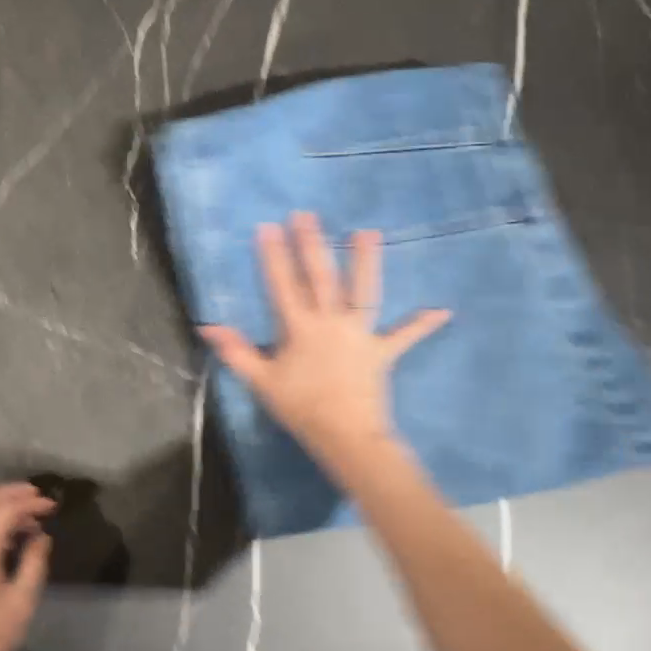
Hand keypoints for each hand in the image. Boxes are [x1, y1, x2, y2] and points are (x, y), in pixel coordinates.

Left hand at [0, 483, 54, 650]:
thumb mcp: (21, 602)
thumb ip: (34, 564)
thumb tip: (41, 538)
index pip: (5, 510)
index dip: (29, 503)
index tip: (52, 506)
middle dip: (10, 494)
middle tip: (37, 497)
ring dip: (0, 507)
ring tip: (29, 519)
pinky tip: (11, 538)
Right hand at [199, 212, 450, 463]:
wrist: (344, 435)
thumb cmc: (300, 407)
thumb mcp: (260, 380)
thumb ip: (236, 351)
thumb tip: (208, 325)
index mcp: (300, 329)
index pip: (283, 286)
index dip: (274, 257)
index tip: (267, 228)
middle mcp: (331, 323)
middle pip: (321, 278)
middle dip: (311, 245)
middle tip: (307, 216)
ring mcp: (360, 335)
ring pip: (363, 292)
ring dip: (366, 262)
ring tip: (368, 232)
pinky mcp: (382, 352)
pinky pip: (404, 337)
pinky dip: (421, 325)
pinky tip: (442, 311)